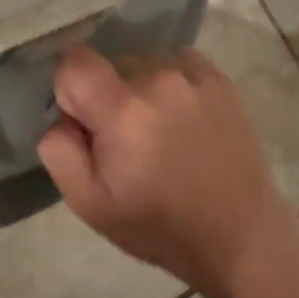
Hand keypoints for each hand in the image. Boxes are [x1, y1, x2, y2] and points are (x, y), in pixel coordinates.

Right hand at [37, 47, 298, 297]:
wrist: (239, 235)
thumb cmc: (158, 226)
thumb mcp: (88, 203)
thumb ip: (58, 150)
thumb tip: (61, 117)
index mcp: (123, 110)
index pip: (73, 62)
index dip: (69, 93)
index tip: (85, 128)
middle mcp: (159, 79)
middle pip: (108, 64)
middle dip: (104, 96)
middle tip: (124, 144)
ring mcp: (195, 76)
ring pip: (142, 64)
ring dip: (138, 90)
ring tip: (157, 135)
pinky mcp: (222, 81)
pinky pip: (176, 66)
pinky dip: (169, 87)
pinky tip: (181, 123)